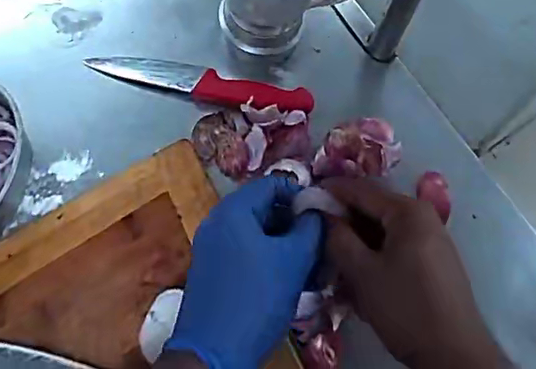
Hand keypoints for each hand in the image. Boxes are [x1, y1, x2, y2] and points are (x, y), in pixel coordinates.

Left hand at [165, 176, 322, 368]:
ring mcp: (212, 245)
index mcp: (234, 208)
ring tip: (308, 266)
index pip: (273, 183)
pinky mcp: (212, 270)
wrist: (212, 355)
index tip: (323, 214)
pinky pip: (244, 251)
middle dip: (293, 223)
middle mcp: (218, 219)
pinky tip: (285, 280)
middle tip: (319, 243)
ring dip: (283, 244)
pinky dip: (266, 258)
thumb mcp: (292, 262)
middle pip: (263, 206)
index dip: (301, 194)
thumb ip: (309, 229)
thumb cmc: (254, 299)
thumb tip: (318, 211)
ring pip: (255, 232)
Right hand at [321, 178, 507, 368]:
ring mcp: (433, 239)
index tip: (308, 196)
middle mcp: (423, 216)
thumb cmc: (407, 309)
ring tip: (340, 263)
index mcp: (408, 210)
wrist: (457, 360)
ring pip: (385, 231)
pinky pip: (399, 247)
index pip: (362, 190)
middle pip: (374, 210)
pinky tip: (365, 279)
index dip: (332, 191)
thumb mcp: (364, 275)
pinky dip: (378, 256)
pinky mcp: (436, 263)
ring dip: (361, 243)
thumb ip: (339, 239)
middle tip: (322, 236)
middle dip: (347, 223)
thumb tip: (325, 216)